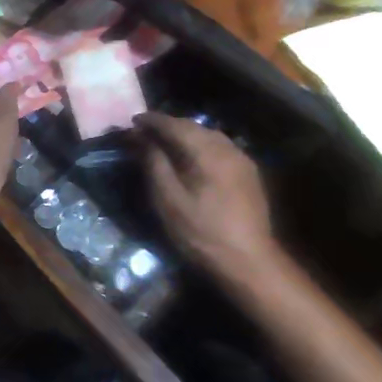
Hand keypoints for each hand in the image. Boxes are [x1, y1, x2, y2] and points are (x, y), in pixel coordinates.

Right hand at [138, 114, 281, 284]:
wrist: (248, 261)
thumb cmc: (200, 231)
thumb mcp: (167, 199)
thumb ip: (154, 163)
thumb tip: (143, 139)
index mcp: (207, 153)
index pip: (175, 125)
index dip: (152, 121)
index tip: (133, 121)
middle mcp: (228, 149)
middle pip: (194, 127)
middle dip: (168, 125)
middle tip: (145, 131)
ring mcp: (242, 161)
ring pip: (209, 136)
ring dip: (185, 134)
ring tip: (165, 142)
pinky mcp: (248, 174)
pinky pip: (220, 148)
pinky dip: (200, 145)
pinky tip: (191, 157)